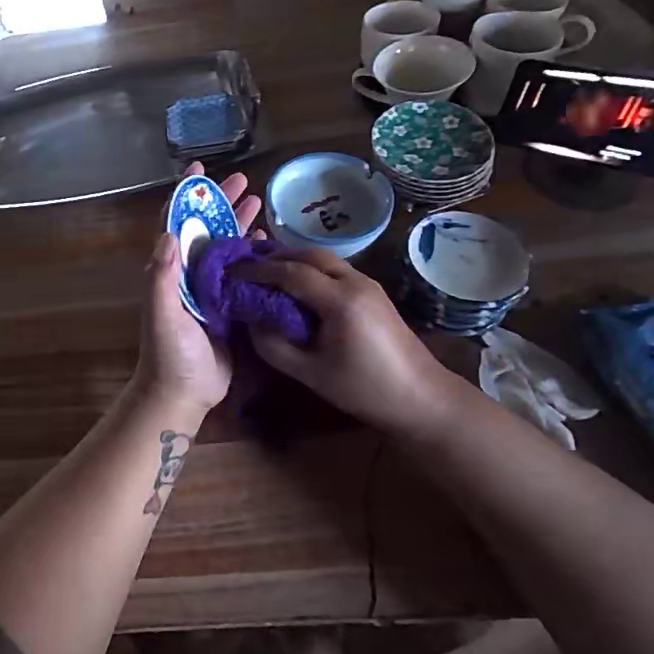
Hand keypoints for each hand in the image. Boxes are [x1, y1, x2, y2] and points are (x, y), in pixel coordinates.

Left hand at [133, 165, 261, 412]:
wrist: (183, 393)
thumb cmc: (168, 353)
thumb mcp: (161, 314)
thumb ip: (162, 277)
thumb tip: (169, 233)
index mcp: (170, 270)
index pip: (176, 223)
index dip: (186, 196)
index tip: (199, 169)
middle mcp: (189, 273)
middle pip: (205, 228)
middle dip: (220, 202)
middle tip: (243, 181)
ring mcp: (210, 288)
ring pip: (225, 246)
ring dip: (239, 222)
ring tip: (259, 201)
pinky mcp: (229, 305)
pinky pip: (242, 271)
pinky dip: (253, 252)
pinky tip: (268, 240)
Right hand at [236, 249, 474, 435]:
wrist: (422, 398)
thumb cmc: (365, 389)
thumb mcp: (310, 373)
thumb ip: (273, 345)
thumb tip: (251, 320)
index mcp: (341, 301)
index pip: (291, 272)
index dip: (258, 271)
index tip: (232, 273)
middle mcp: (356, 283)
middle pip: (309, 255)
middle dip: (275, 257)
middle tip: (246, 266)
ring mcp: (368, 284)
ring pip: (324, 258)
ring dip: (294, 260)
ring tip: (266, 272)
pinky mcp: (374, 292)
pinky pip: (335, 269)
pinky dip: (310, 269)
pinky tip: (296, 286)